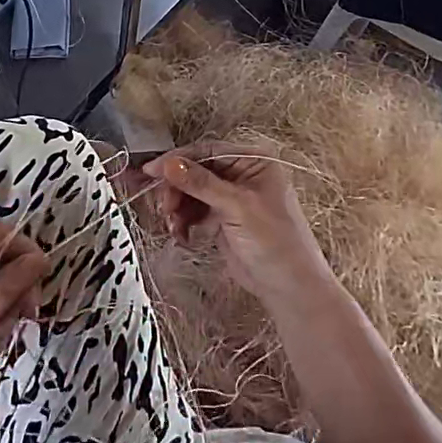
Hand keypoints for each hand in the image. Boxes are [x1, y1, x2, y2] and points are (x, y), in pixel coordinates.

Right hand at [144, 143, 327, 299]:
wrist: (290, 290)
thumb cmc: (274, 242)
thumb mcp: (237, 207)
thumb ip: (201, 183)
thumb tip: (167, 164)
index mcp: (253, 162)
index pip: (207, 151)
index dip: (177, 160)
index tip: (151, 171)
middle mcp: (240, 175)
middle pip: (194, 171)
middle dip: (176, 189)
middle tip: (164, 207)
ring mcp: (230, 197)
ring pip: (190, 191)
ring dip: (177, 207)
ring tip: (173, 226)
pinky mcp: (221, 218)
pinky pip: (193, 211)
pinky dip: (183, 221)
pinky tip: (182, 235)